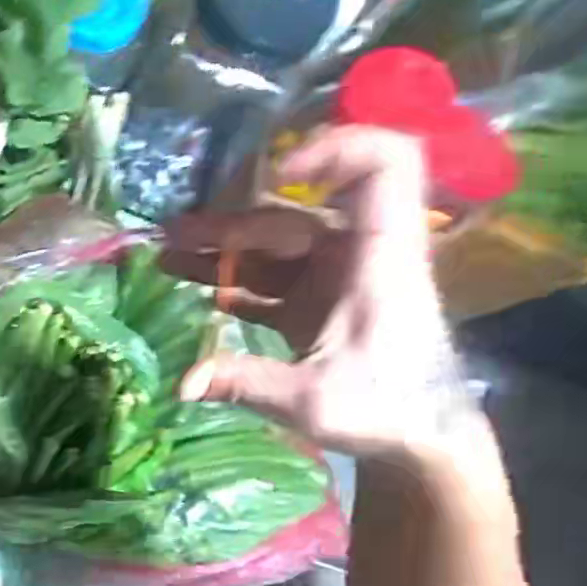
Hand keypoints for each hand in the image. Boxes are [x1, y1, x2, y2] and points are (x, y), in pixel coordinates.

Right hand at [160, 126, 473, 460]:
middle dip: (230, 222)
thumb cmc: (386, 409)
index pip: (382, 166)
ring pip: (274, 247)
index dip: (336, 149)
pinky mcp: (317, 304)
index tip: (277, 175)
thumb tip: (181, 384)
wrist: (418, 436)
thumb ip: (246, 384)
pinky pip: (270, 280)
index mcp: (377, 256)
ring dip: (221, 251)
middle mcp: (356, 254)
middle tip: (172, 235)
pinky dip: (234, 281)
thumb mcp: (313, 401)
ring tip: (168, 255)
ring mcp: (334, 278)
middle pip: (293, 215)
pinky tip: (195, 287)